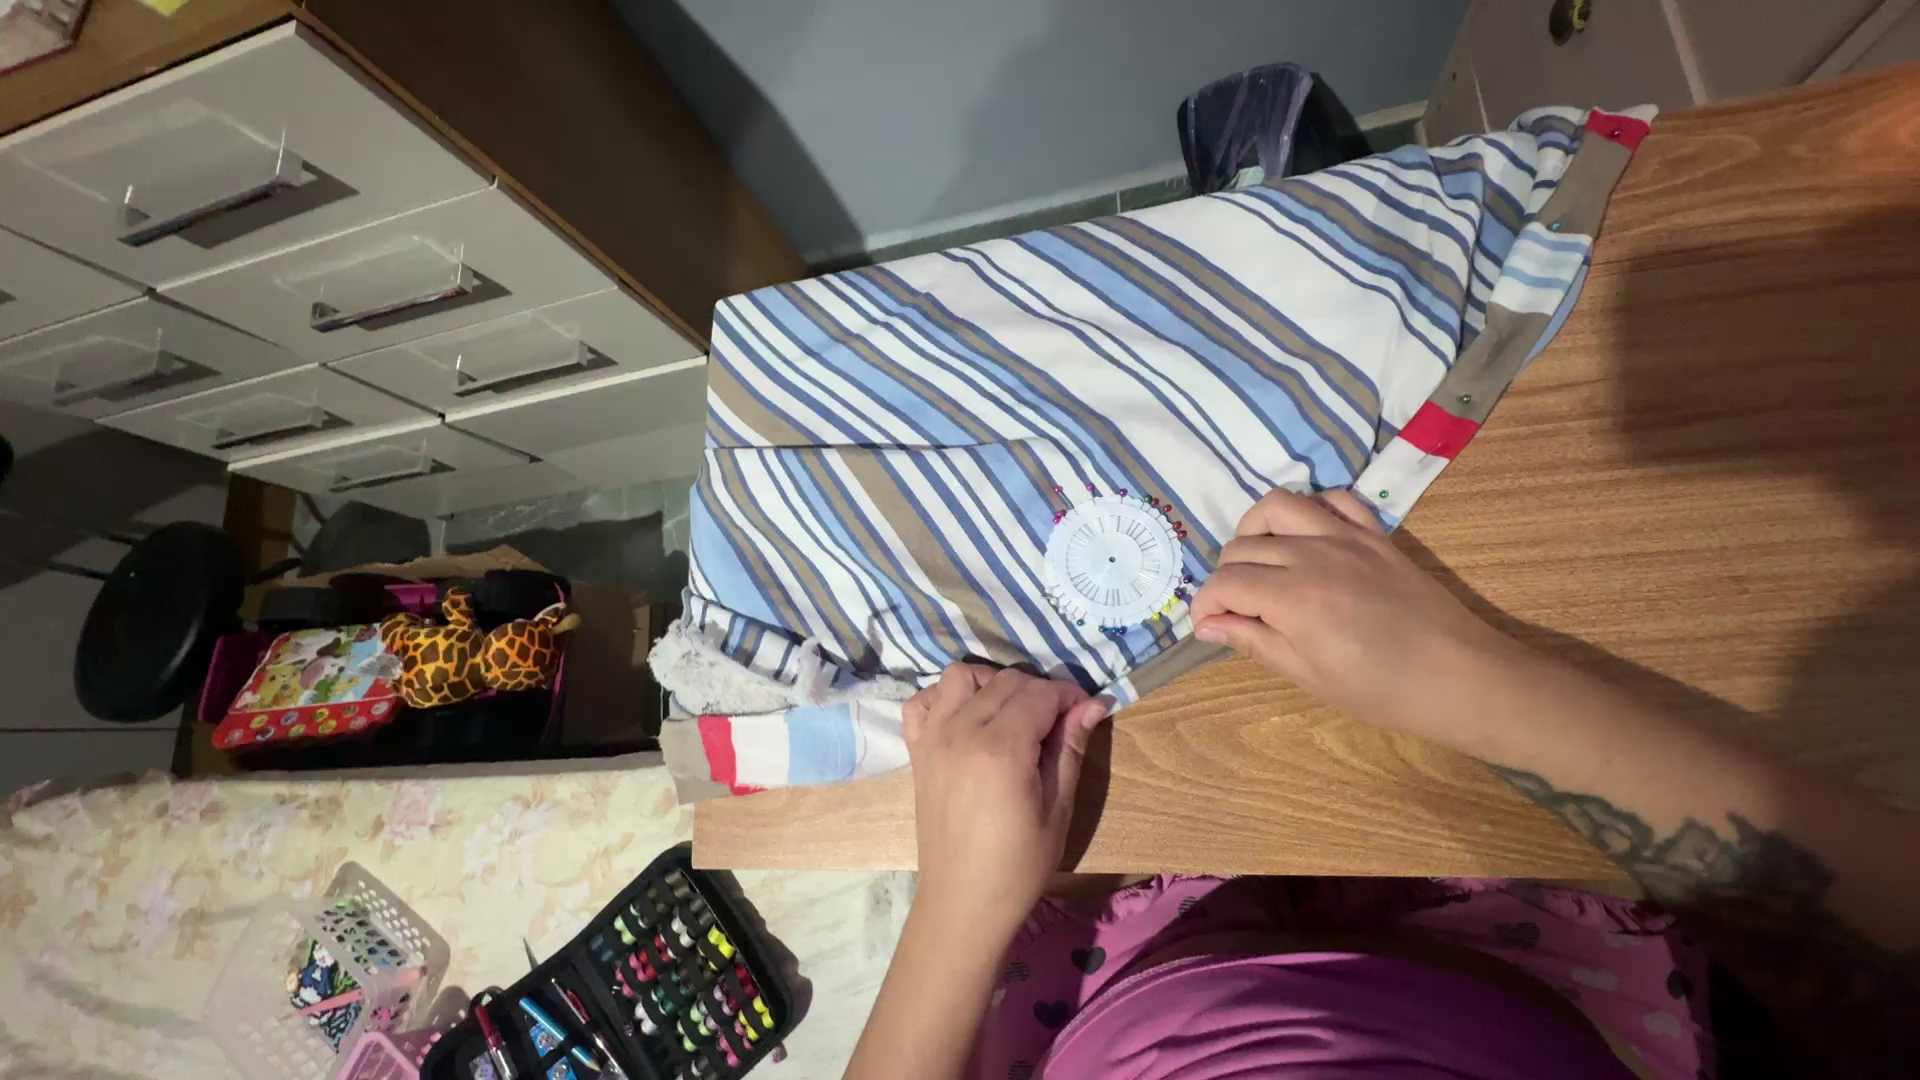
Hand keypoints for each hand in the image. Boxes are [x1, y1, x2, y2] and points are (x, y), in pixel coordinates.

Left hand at [902, 665, 1108, 943]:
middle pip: (1005, 680)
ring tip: (1011, 713)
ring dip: (991, 683)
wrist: (963, 902)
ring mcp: (933, 738)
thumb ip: (1071, 748)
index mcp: (1002, 749)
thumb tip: (1094, 704)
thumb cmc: (1019, 865)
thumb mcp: (1058, 809)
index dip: (1069, 696)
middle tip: (1057, 722)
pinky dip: (944, 698)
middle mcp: (962, 732)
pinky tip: (966, 718)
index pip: (1040, 693)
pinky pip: (922, 701)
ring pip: (961, 676)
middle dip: (1038, 691)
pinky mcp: (916, 750)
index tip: (1085, 711)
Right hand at [1189, 488, 1519, 738]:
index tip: (1208, 624)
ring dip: (1255, 530)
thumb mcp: (1307, 675)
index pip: (1225, 583)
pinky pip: (1331, 499)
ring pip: (1277, 506)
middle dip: (1225, 575)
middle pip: (1243, 545)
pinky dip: (1308, 511)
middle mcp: (1313, 555)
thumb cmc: (1381, 690)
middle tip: (1236, 606)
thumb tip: (1205, 624)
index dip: (1205, 603)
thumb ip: (1252, 640)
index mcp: (1294, 599)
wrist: (1462, 678)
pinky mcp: (1374, 533)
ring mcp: (1346, 538)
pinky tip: (1305, 539)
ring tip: (1260, 561)